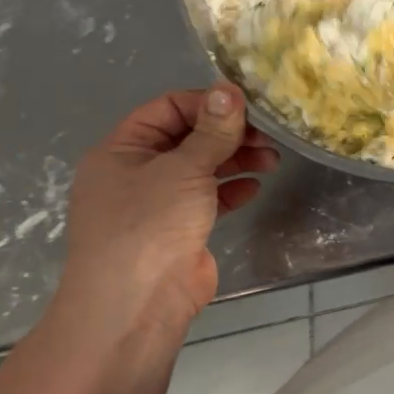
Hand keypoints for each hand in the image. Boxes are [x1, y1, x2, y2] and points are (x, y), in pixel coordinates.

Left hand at [58, 82, 280, 337]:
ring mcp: (158, 202)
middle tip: (269, 137)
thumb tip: (229, 88)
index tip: (251, 107)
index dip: (209, 104)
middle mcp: (136, 172)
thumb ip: (213, 129)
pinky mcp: (179, 227)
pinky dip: (233, 188)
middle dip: (231, 134)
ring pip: (203, 166)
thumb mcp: (184, 168)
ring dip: (238, 159)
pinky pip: (210, 196)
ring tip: (272, 162)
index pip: (168, 108)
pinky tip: (254, 187)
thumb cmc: (149, 225)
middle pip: (189, 137)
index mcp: (122, 151)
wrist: (136, 305)